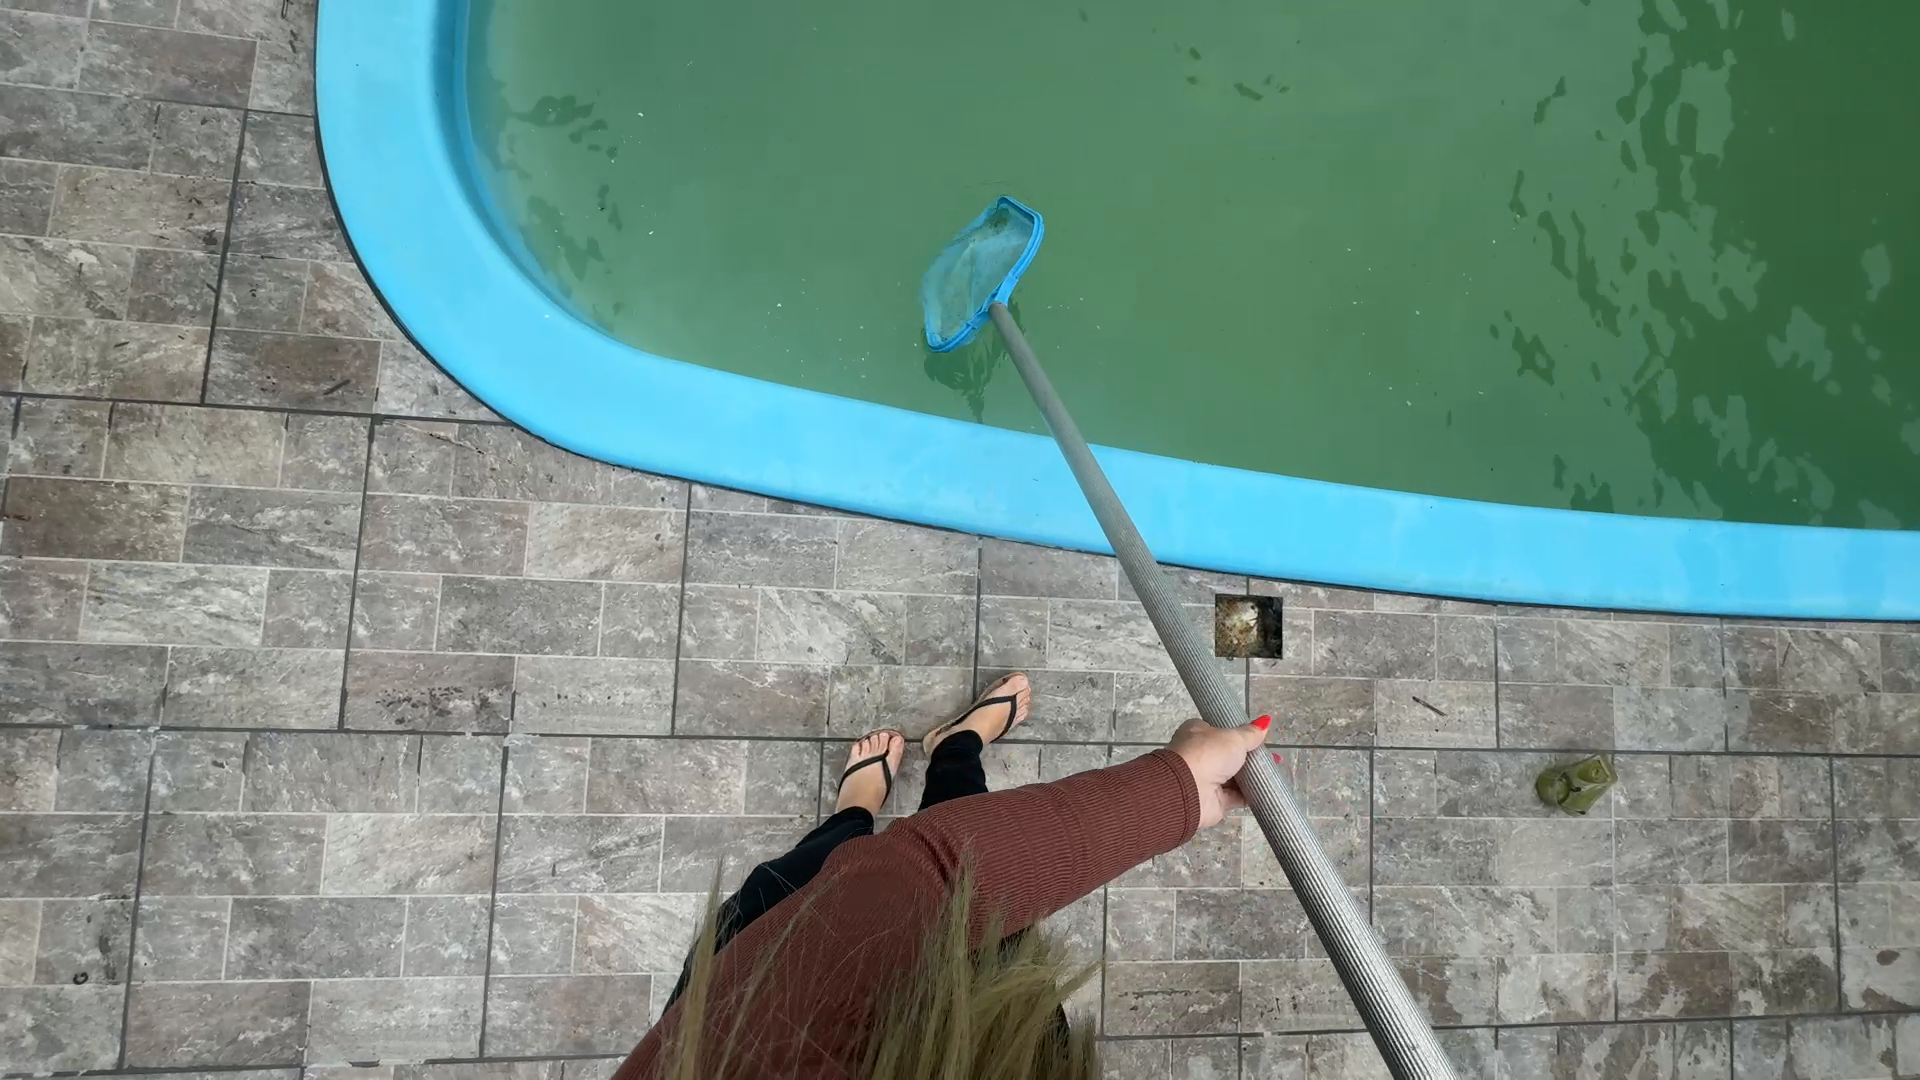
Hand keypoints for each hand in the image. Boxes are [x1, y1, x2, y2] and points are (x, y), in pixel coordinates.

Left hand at [1165, 715, 1271, 827]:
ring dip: (1254, 776)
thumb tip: (1264, 721)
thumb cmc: (1207, 753)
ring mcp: (1207, 777)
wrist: (1188, 789)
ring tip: (1276, 773)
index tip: (1260, 739)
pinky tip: (1269, 791)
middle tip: (1275, 759)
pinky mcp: (1215, 799)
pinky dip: (1252, 794)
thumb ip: (1250, 734)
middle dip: (1251, 758)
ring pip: (1235, 776)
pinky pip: (1237, 796)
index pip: (1221, 731)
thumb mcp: (1233, 738)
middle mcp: (1200, 754)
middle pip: (1230, 755)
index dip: (1240, 735)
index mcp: (1197, 732)